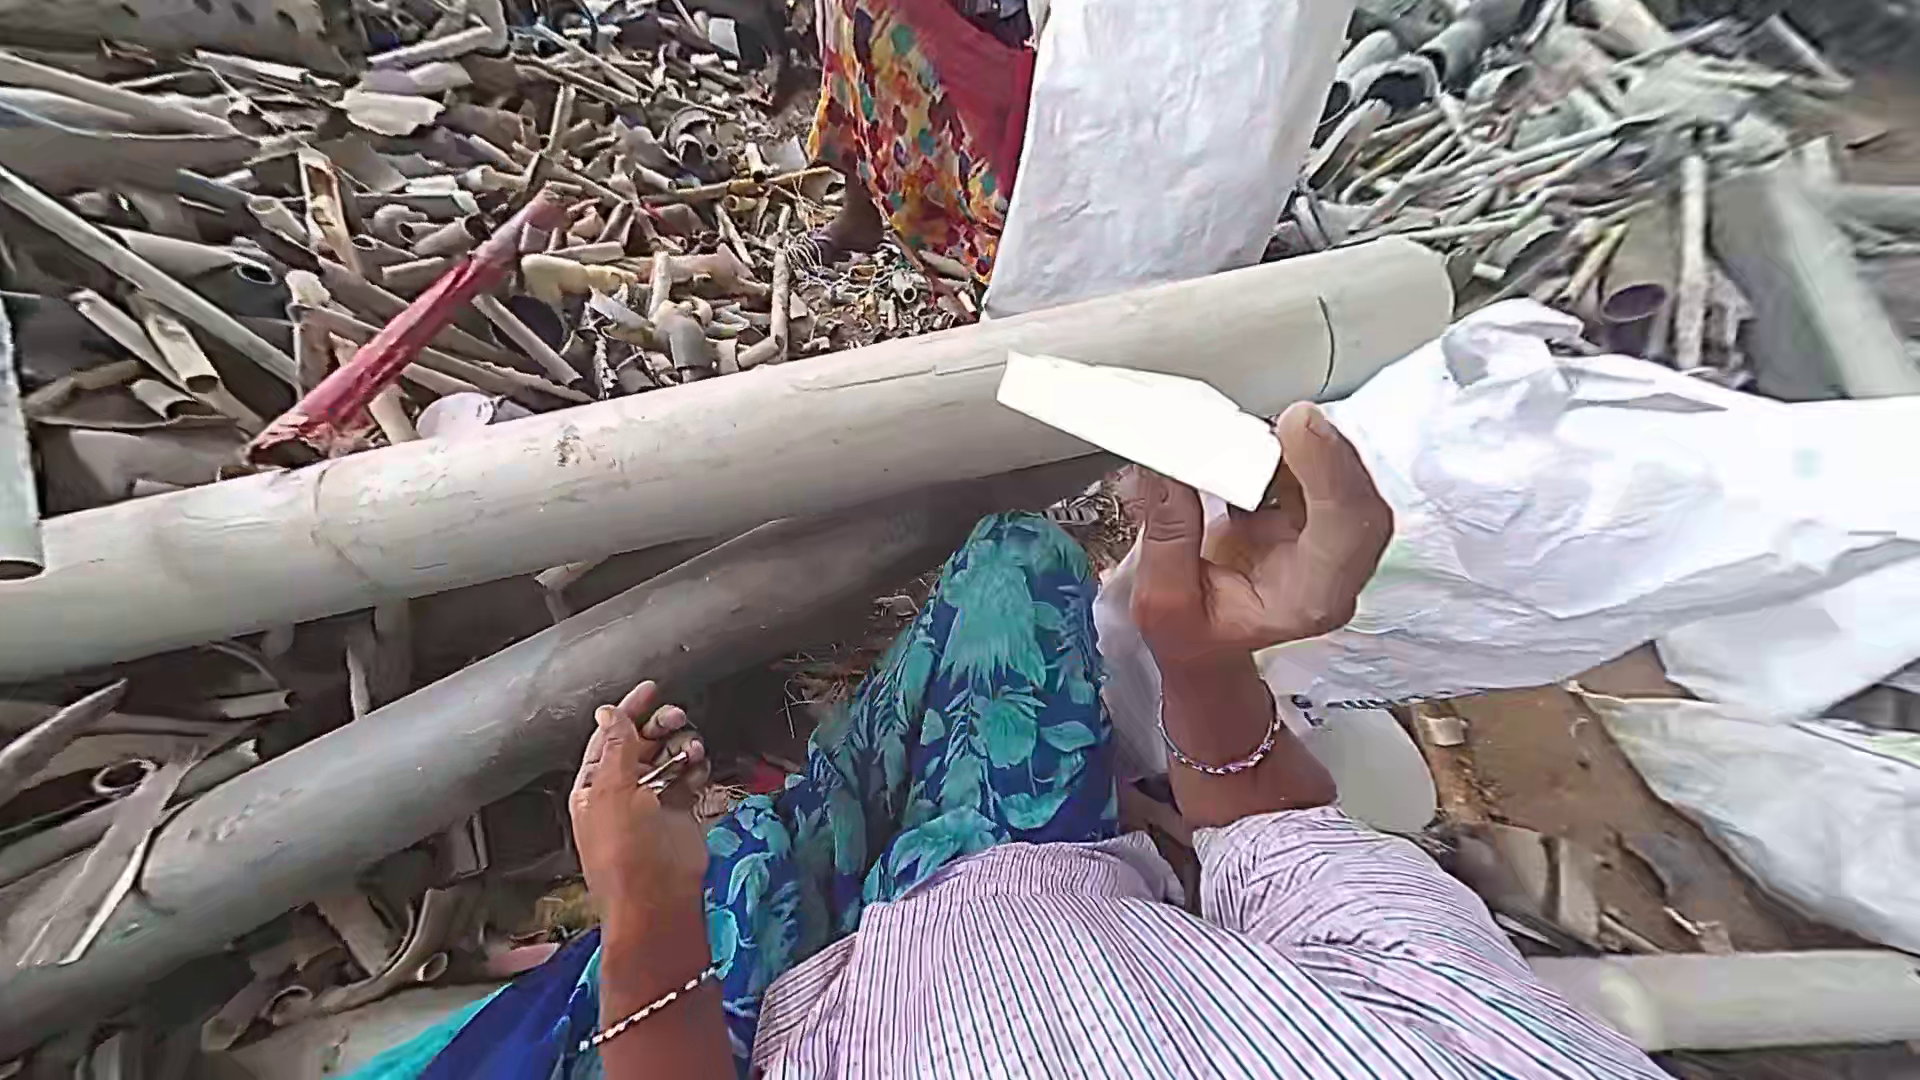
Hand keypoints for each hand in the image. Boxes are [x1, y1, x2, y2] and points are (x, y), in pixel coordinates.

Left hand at [570, 681, 710, 925]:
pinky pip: (691, 772)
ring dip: (684, 746)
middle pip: (645, 739)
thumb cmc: (627, 849)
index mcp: (595, 783)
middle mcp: (623, 786)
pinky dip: (697, 767)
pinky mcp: (680, 805)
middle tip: (676, 719)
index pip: (610, 735)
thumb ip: (615, 746)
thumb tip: (606, 712)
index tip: (651, 689)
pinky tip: (698, 771)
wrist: (660, 894)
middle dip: (662, 725)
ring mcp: (654, 796)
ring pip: (672, 752)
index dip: (629, 709)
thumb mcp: (614, 790)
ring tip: (691, 754)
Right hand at [1131, 401, 1391, 666]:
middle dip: (1317, 449)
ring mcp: (1324, 542)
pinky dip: (1280, 451)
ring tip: (1245, 435)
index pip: (1345, 530)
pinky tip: (1247, 446)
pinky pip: (1309, 473)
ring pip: (1336, 479)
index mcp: (1308, 600)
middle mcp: (1331, 570)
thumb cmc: (1189, 636)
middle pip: (1354, 498)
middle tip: (1273, 418)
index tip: (1295, 424)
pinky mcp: (1305, 519)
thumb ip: (1168, 533)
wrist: (1203, 647)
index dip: (1329, 471)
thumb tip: (1168, 466)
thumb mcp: (1161, 598)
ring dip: (1295, 448)